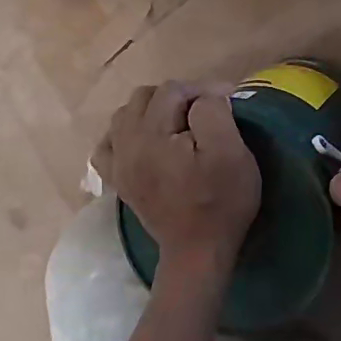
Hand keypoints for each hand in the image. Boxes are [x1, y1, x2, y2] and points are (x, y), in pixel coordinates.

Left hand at [96, 82, 261, 275]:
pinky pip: (109, 145)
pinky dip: (125, 134)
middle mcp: (126, 145)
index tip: (228, 99)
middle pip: (145, 97)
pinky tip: (145, 140)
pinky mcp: (120, 181)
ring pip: (124, 115)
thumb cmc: (220, 201)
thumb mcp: (230, 152)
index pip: (172, 90)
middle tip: (205, 110)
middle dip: (176, 96)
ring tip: (180, 123)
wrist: (199, 251)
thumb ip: (213, 114)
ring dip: (152, 110)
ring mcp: (118, 165)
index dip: (202, 89)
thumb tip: (205, 97)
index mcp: (152, 135)